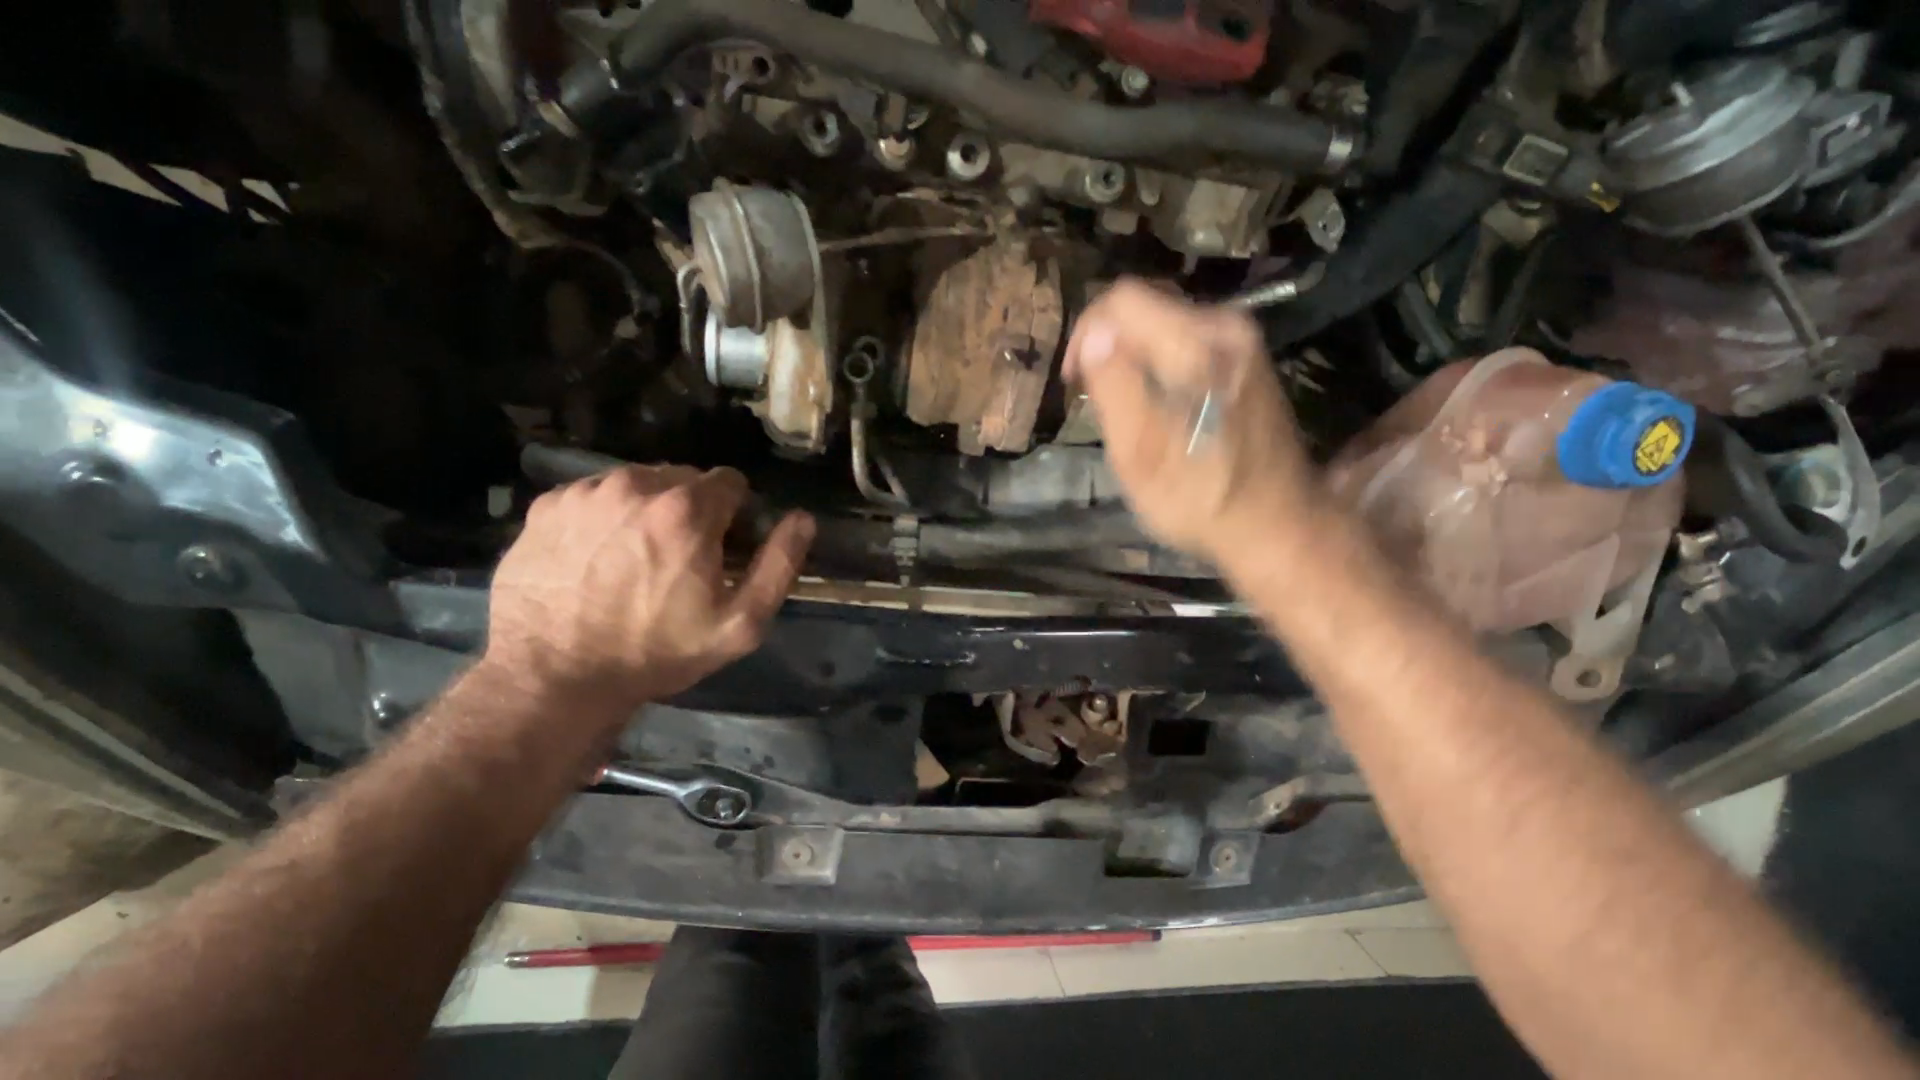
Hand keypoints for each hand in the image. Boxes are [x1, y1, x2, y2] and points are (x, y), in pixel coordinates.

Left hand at [485, 465, 813, 709]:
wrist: (554, 677)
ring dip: (644, 511)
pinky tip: (593, 562)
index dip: (733, 515)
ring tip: (631, 561)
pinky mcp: (545, 508)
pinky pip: (590, 498)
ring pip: (634, 486)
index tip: (722, 549)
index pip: (730, 482)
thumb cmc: (655, 653)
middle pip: (681, 479)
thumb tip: (802, 518)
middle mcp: (635, 485)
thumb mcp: (738, 625)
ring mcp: (585, 493)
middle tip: (677, 560)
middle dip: (689, 511)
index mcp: (687, 509)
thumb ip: (778, 565)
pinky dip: (600, 520)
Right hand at [1065, 280, 1319, 570]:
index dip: (1086, 332)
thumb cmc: (1201, 499)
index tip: (1075, 381)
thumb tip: (1094, 333)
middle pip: (1144, 303)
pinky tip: (1155, 404)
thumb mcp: (1141, 454)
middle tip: (1092, 394)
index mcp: (1197, 345)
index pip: (1122, 298)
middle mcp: (1226, 327)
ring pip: (1163, 322)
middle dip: (1107, 342)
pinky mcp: (1247, 359)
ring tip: (1120, 403)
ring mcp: (1242, 342)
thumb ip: (1115, 386)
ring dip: (1131, 354)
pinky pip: (1185, 339)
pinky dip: (1157, 362)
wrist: (1280, 526)